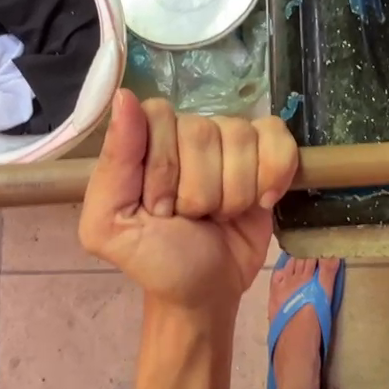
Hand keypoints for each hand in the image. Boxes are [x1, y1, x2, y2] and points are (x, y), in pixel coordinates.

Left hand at [79, 90, 300, 312]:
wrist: (208, 291)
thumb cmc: (157, 260)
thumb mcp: (110, 225)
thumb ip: (114, 163)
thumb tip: (125, 97)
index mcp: (145, 140)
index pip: (160, 116)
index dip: (163, 167)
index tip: (157, 208)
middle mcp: (188, 131)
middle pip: (203, 130)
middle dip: (199, 190)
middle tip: (191, 218)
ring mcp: (229, 140)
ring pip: (241, 137)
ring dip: (234, 192)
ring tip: (221, 216)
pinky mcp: (267, 153)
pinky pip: (278, 138)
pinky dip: (274, 174)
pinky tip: (262, 201)